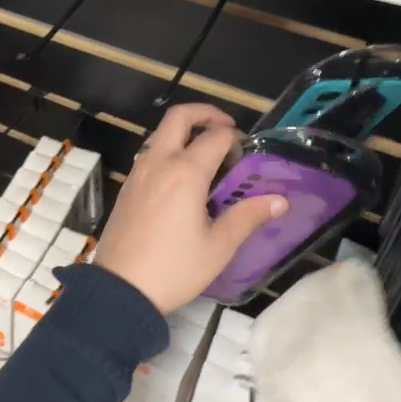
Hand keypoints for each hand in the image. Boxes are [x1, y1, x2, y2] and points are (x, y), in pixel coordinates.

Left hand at [92, 103, 286, 313]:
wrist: (121, 288)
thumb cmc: (174, 268)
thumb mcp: (219, 247)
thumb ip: (248, 217)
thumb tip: (279, 200)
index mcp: (185, 172)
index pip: (214, 136)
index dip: (235, 138)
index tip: (247, 153)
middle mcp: (159, 162)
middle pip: (179, 117)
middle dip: (205, 113)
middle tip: (226, 127)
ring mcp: (138, 172)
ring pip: (160, 133)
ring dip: (183, 131)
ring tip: (206, 153)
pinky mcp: (127, 186)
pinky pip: (149, 153)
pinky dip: (168, 149)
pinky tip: (182, 177)